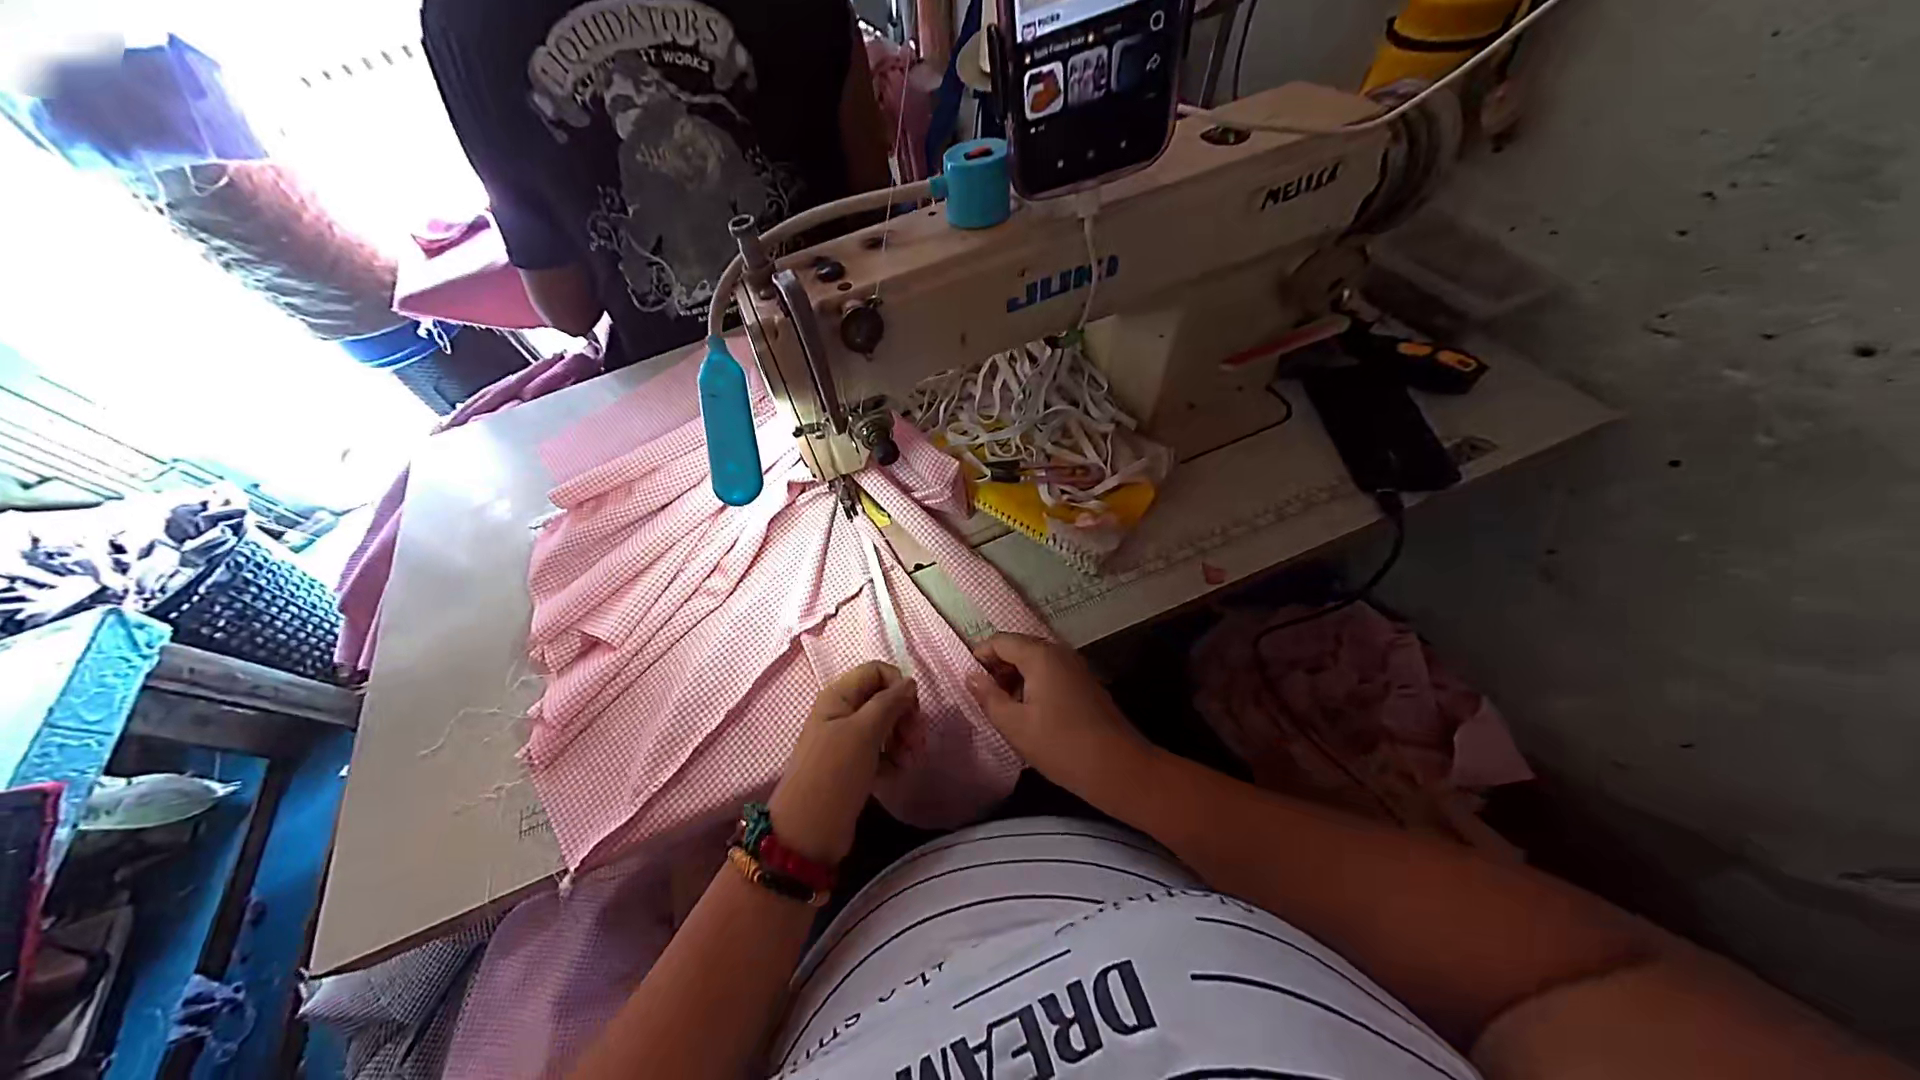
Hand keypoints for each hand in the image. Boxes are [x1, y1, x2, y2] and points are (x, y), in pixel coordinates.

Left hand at [768, 662, 920, 864]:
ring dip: (903, 739)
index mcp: (837, 696)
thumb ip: (889, 702)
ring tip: (909, 761)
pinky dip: (893, 758)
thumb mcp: (864, 732)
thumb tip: (909, 683)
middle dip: (905, 715)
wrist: (807, 833)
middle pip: (884, 698)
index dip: (898, 685)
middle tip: (916, 741)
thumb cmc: (834, 774)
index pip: (876, 671)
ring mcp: (846, 739)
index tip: (913, 710)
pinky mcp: (853, 764)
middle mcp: (841, 712)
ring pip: (885, 725)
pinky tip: (896, 773)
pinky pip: (881, 750)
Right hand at [964, 633, 1157, 799]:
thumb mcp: (1014, 725)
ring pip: (1035, 662)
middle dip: (997, 668)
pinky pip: (1051, 674)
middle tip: (984, 698)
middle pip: (1019, 647)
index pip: (1000, 641)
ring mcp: (1075, 667)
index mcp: (1040, 655)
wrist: (1119, 768)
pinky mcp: (1085, 684)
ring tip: (1004, 709)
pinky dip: (1034, 685)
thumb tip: (971, 675)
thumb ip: (988, 696)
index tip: (969, 682)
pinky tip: (1030, 714)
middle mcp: (1059, 652)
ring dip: (1015, 678)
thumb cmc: (1061, 745)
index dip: (980, 657)